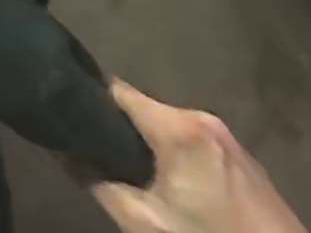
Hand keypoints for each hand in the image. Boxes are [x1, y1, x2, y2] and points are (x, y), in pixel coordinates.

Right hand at [91, 81, 307, 232]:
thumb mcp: (144, 223)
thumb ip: (98, 183)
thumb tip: (64, 153)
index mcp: (178, 127)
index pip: (117, 91)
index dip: (91, 103)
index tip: (74, 121)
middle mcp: (203, 119)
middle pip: (145, 112)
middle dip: (124, 135)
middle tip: (109, 166)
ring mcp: (230, 140)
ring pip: (171, 130)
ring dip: (153, 150)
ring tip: (144, 184)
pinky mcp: (247, 162)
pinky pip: (198, 147)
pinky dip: (180, 161)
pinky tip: (182, 197)